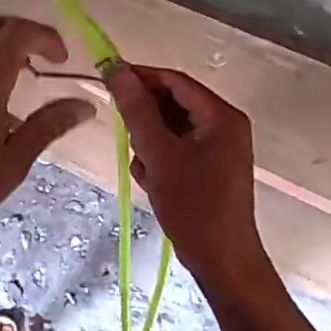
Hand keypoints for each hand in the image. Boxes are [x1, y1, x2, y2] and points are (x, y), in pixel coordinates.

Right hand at [104, 64, 262, 272]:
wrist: (221, 258)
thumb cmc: (193, 203)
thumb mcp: (158, 153)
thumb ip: (137, 110)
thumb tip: (117, 71)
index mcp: (220, 116)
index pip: (174, 80)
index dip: (140, 76)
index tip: (107, 78)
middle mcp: (223, 126)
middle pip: (173, 103)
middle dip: (145, 117)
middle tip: (122, 128)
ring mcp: (217, 148)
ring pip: (170, 127)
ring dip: (149, 141)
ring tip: (143, 166)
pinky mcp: (209, 168)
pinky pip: (176, 148)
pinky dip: (158, 158)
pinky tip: (152, 180)